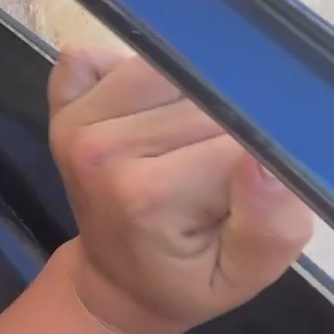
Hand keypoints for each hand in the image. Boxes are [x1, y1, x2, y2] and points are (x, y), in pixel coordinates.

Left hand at [47, 45, 313, 333]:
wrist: (115, 278)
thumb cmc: (185, 277)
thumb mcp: (243, 276)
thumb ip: (270, 227)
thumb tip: (270, 160)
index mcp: (146, 193)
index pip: (239, 137)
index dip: (267, 152)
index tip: (261, 183)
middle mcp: (101, 147)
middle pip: (204, 97)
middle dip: (233, 125)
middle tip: (223, 170)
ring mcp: (74, 120)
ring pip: (166, 66)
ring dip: (191, 93)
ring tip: (190, 139)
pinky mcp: (62, 102)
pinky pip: (99, 56)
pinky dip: (126, 70)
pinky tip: (145, 110)